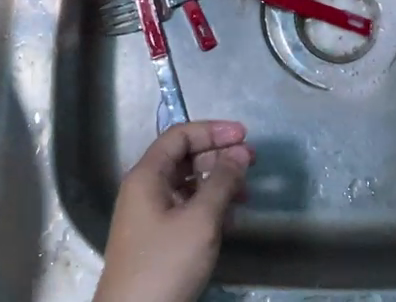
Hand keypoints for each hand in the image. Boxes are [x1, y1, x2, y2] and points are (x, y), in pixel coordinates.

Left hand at [94, 121, 253, 301]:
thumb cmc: (165, 263)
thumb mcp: (200, 220)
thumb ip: (222, 182)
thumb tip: (240, 152)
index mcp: (147, 174)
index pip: (180, 135)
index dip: (213, 131)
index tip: (244, 136)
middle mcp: (144, 188)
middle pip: (184, 157)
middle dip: (218, 156)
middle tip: (251, 162)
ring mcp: (148, 215)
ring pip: (186, 184)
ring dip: (216, 183)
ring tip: (245, 193)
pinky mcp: (156, 238)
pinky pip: (184, 207)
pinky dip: (207, 205)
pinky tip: (229, 217)